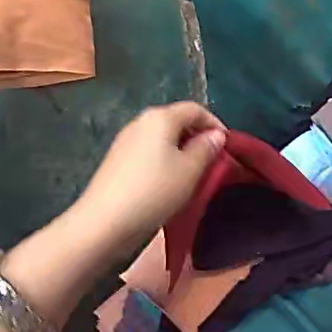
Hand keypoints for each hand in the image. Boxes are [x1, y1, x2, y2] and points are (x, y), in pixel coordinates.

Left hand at [66, 102, 226, 259]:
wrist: (103, 223)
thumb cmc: (154, 191)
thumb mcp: (190, 170)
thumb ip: (207, 148)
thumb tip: (216, 135)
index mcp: (161, 117)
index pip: (196, 109)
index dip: (215, 124)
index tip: (228, 147)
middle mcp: (141, 121)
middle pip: (177, 120)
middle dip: (198, 137)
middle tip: (213, 161)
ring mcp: (126, 140)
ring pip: (163, 137)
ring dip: (181, 150)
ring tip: (193, 175)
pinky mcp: (117, 159)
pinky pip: (149, 151)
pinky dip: (164, 159)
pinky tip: (167, 183)